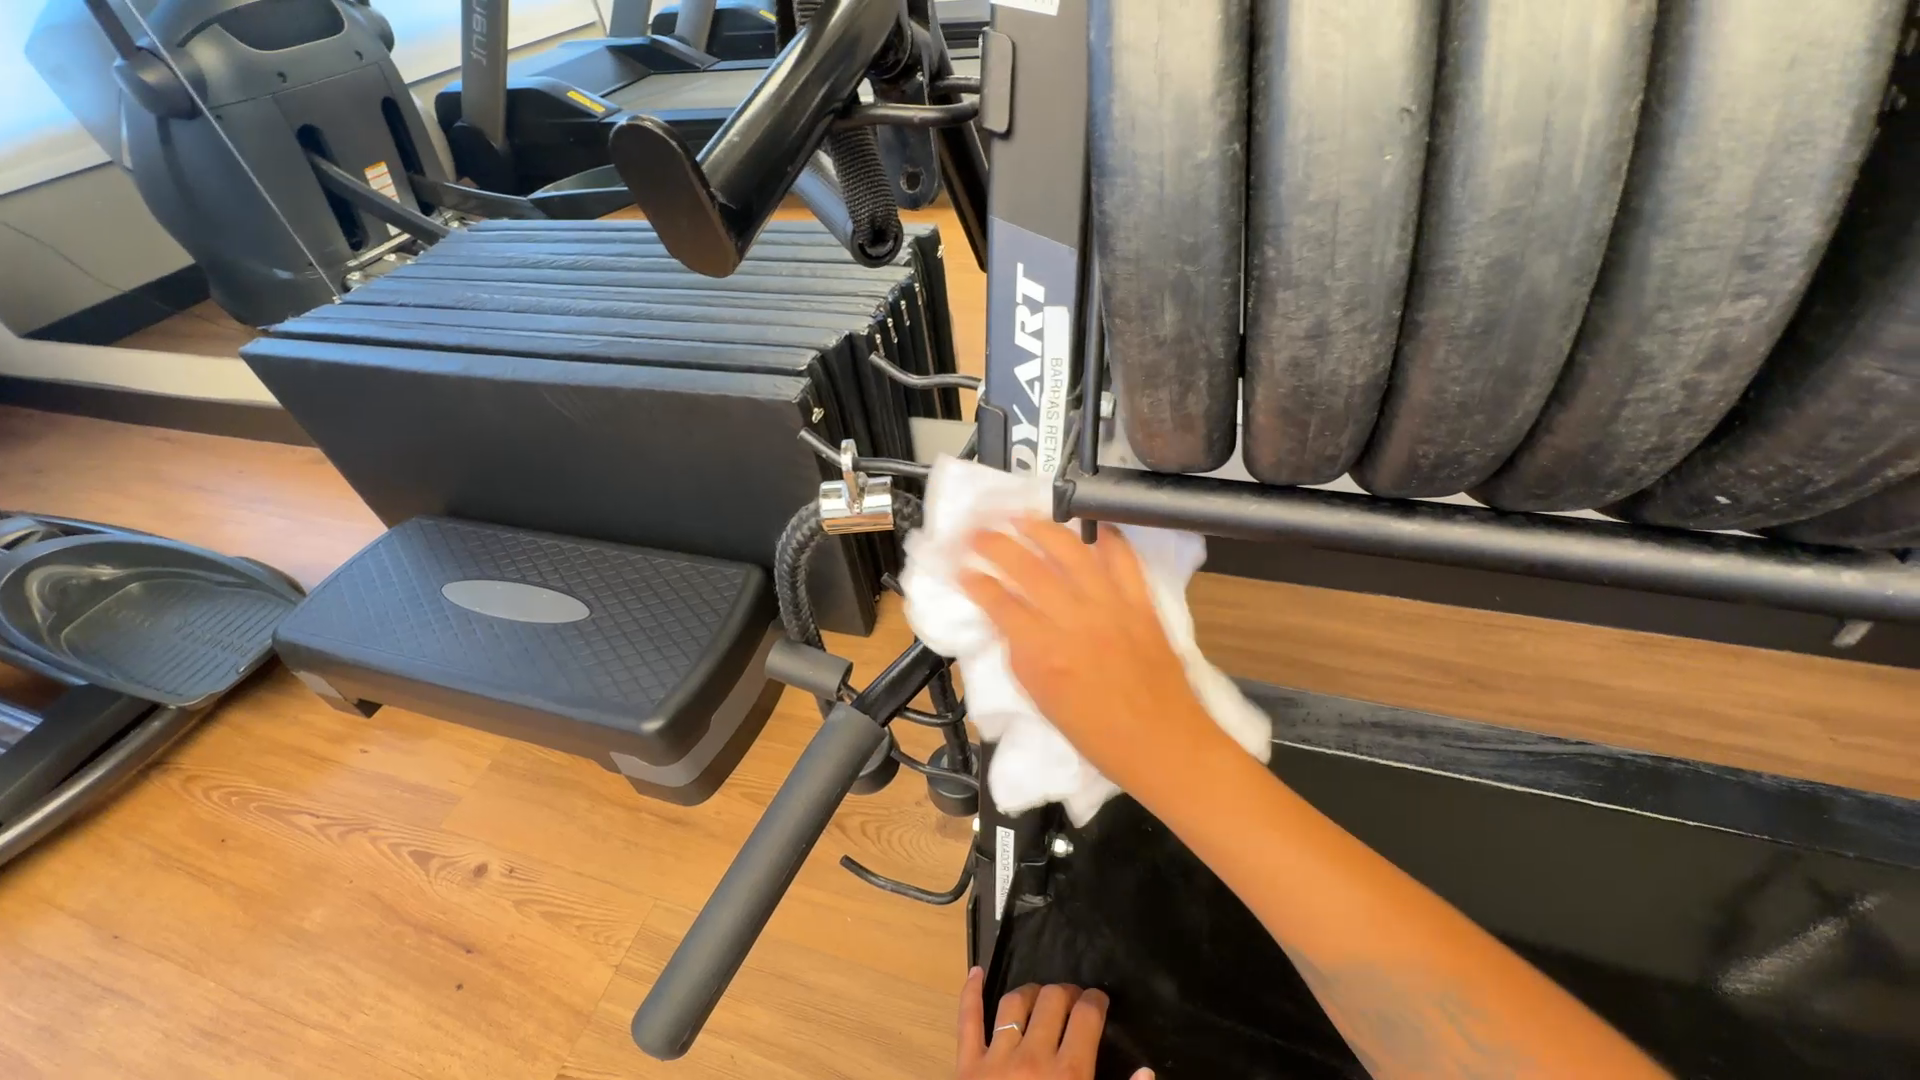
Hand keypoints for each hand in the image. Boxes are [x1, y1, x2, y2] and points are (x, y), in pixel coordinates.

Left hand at [956, 967, 1146, 1079]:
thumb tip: (1147, 1072)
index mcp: (1068, 1076)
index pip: (1087, 1017)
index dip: (1096, 1001)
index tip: (1100, 1001)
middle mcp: (1032, 1057)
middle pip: (1052, 1001)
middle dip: (1068, 993)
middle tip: (1074, 999)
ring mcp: (995, 1058)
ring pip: (1014, 1004)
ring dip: (1031, 992)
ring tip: (1041, 995)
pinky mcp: (966, 1066)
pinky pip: (967, 1020)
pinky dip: (970, 992)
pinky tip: (976, 972)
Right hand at [958, 517, 1232, 799]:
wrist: (1161, 743)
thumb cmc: (1097, 734)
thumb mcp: (1041, 699)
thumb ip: (1020, 654)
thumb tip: (1007, 621)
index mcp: (1043, 652)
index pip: (998, 601)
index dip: (974, 580)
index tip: (961, 569)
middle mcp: (1074, 620)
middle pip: (1027, 567)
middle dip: (995, 544)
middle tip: (977, 532)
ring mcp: (1111, 605)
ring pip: (1070, 550)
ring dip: (1040, 528)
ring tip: (1020, 516)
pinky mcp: (1140, 602)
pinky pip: (1123, 558)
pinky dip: (1105, 537)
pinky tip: (1089, 525)